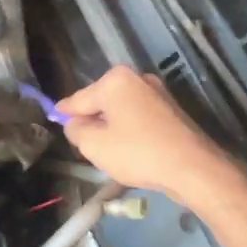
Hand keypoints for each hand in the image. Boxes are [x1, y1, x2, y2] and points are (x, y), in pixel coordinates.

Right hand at [58, 66, 241, 206]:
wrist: (192, 167)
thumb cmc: (137, 153)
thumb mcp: (94, 145)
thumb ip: (76, 130)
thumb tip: (75, 123)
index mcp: (115, 80)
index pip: (78, 98)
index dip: (65, 112)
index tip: (54, 119)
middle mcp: (137, 78)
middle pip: (101, 101)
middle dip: (92, 120)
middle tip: (85, 145)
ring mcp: (157, 92)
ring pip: (121, 110)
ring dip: (112, 126)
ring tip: (109, 151)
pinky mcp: (171, 109)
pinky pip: (139, 117)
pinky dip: (130, 130)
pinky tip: (131, 149)